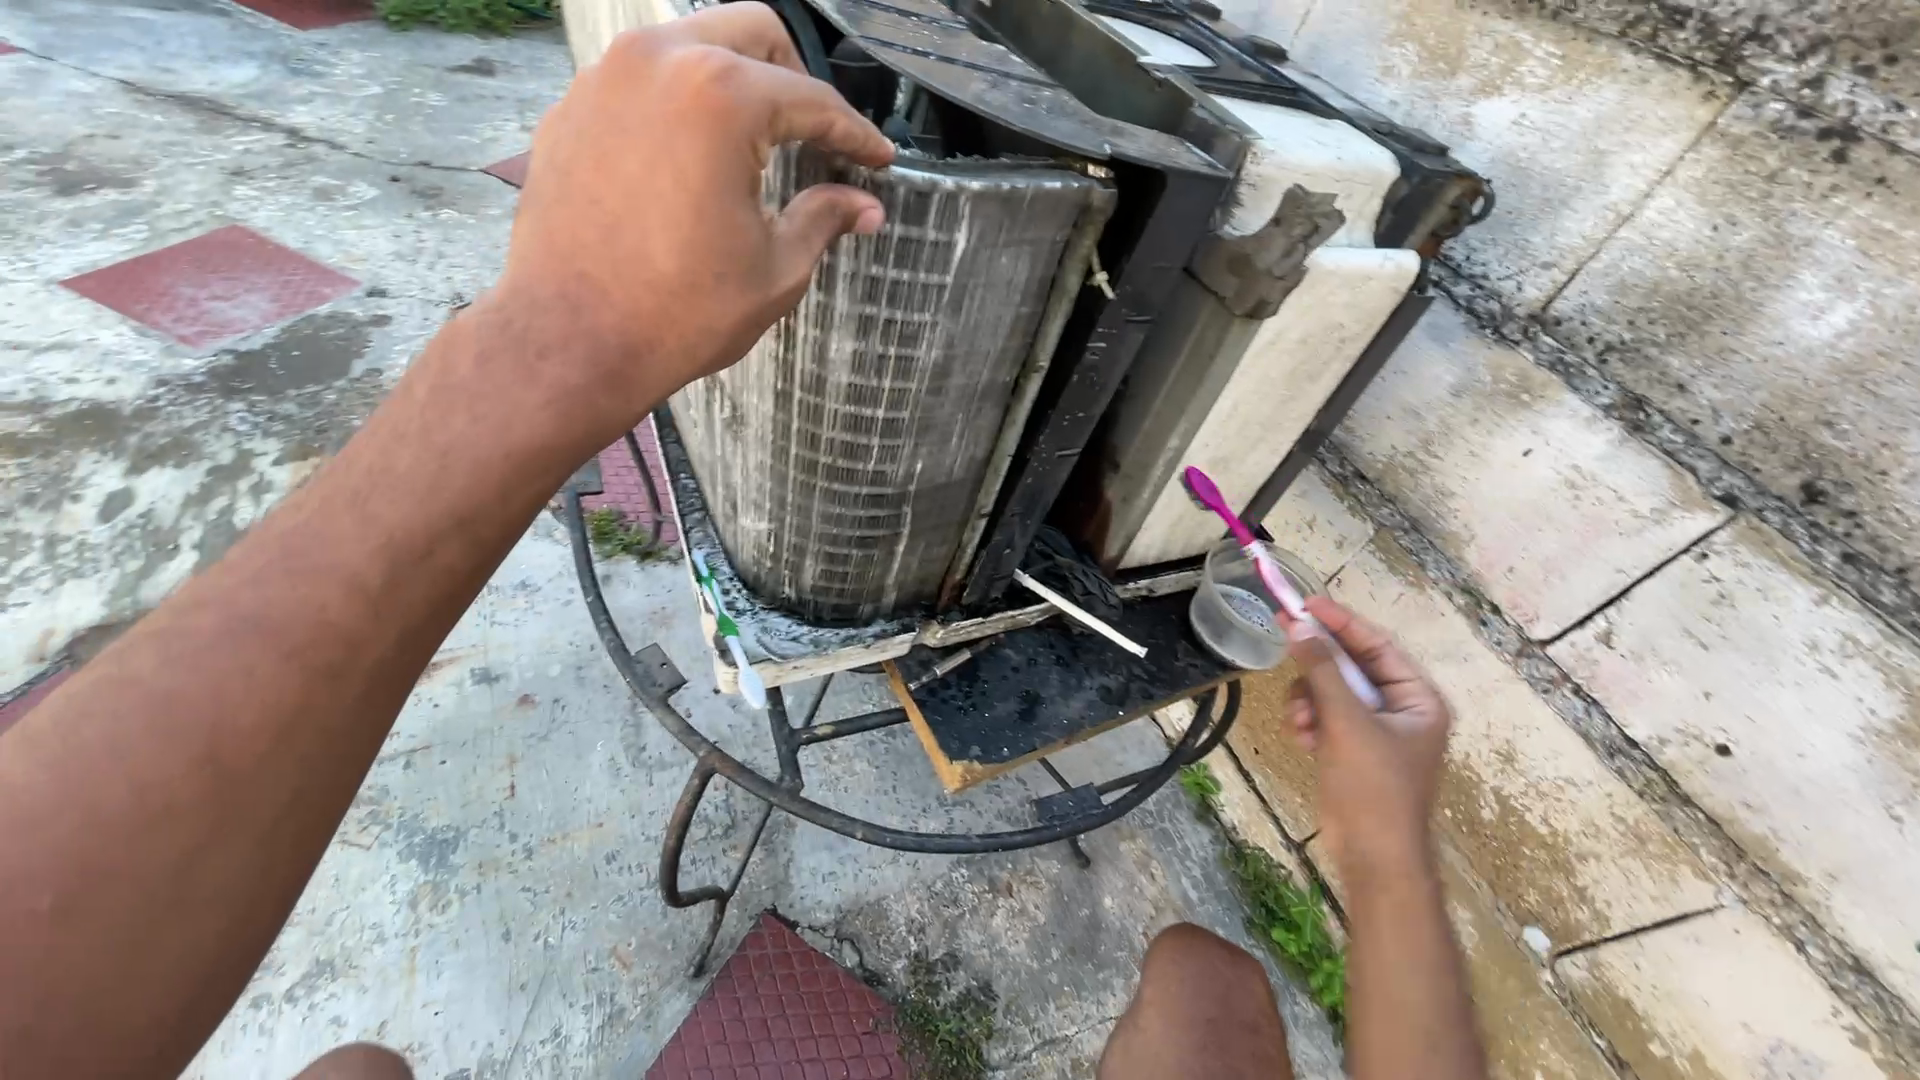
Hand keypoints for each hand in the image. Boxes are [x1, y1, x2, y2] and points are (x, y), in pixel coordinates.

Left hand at [486, 4, 894, 450]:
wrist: (572, 339)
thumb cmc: (682, 312)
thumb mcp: (775, 270)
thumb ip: (824, 220)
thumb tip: (868, 208)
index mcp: (722, 98)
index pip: (812, 100)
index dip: (855, 134)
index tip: (878, 158)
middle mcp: (661, 61)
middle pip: (754, 35)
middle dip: (797, 81)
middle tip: (816, 139)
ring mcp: (607, 77)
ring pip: (693, 44)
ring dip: (736, 84)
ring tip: (756, 147)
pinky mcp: (574, 107)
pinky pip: (644, 80)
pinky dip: (682, 105)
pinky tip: (693, 161)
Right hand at [1285, 595, 1451, 879]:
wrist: (1372, 854)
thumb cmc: (1373, 786)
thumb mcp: (1347, 722)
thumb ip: (1322, 671)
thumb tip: (1299, 627)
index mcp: (1418, 698)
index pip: (1377, 645)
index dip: (1341, 622)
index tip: (1306, 603)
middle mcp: (1400, 708)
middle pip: (1351, 666)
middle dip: (1317, 665)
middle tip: (1282, 631)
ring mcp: (1374, 730)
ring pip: (1330, 691)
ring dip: (1308, 700)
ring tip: (1301, 722)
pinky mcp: (1351, 748)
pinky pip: (1323, 716)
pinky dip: (1309, 721)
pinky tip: (1304, 740)